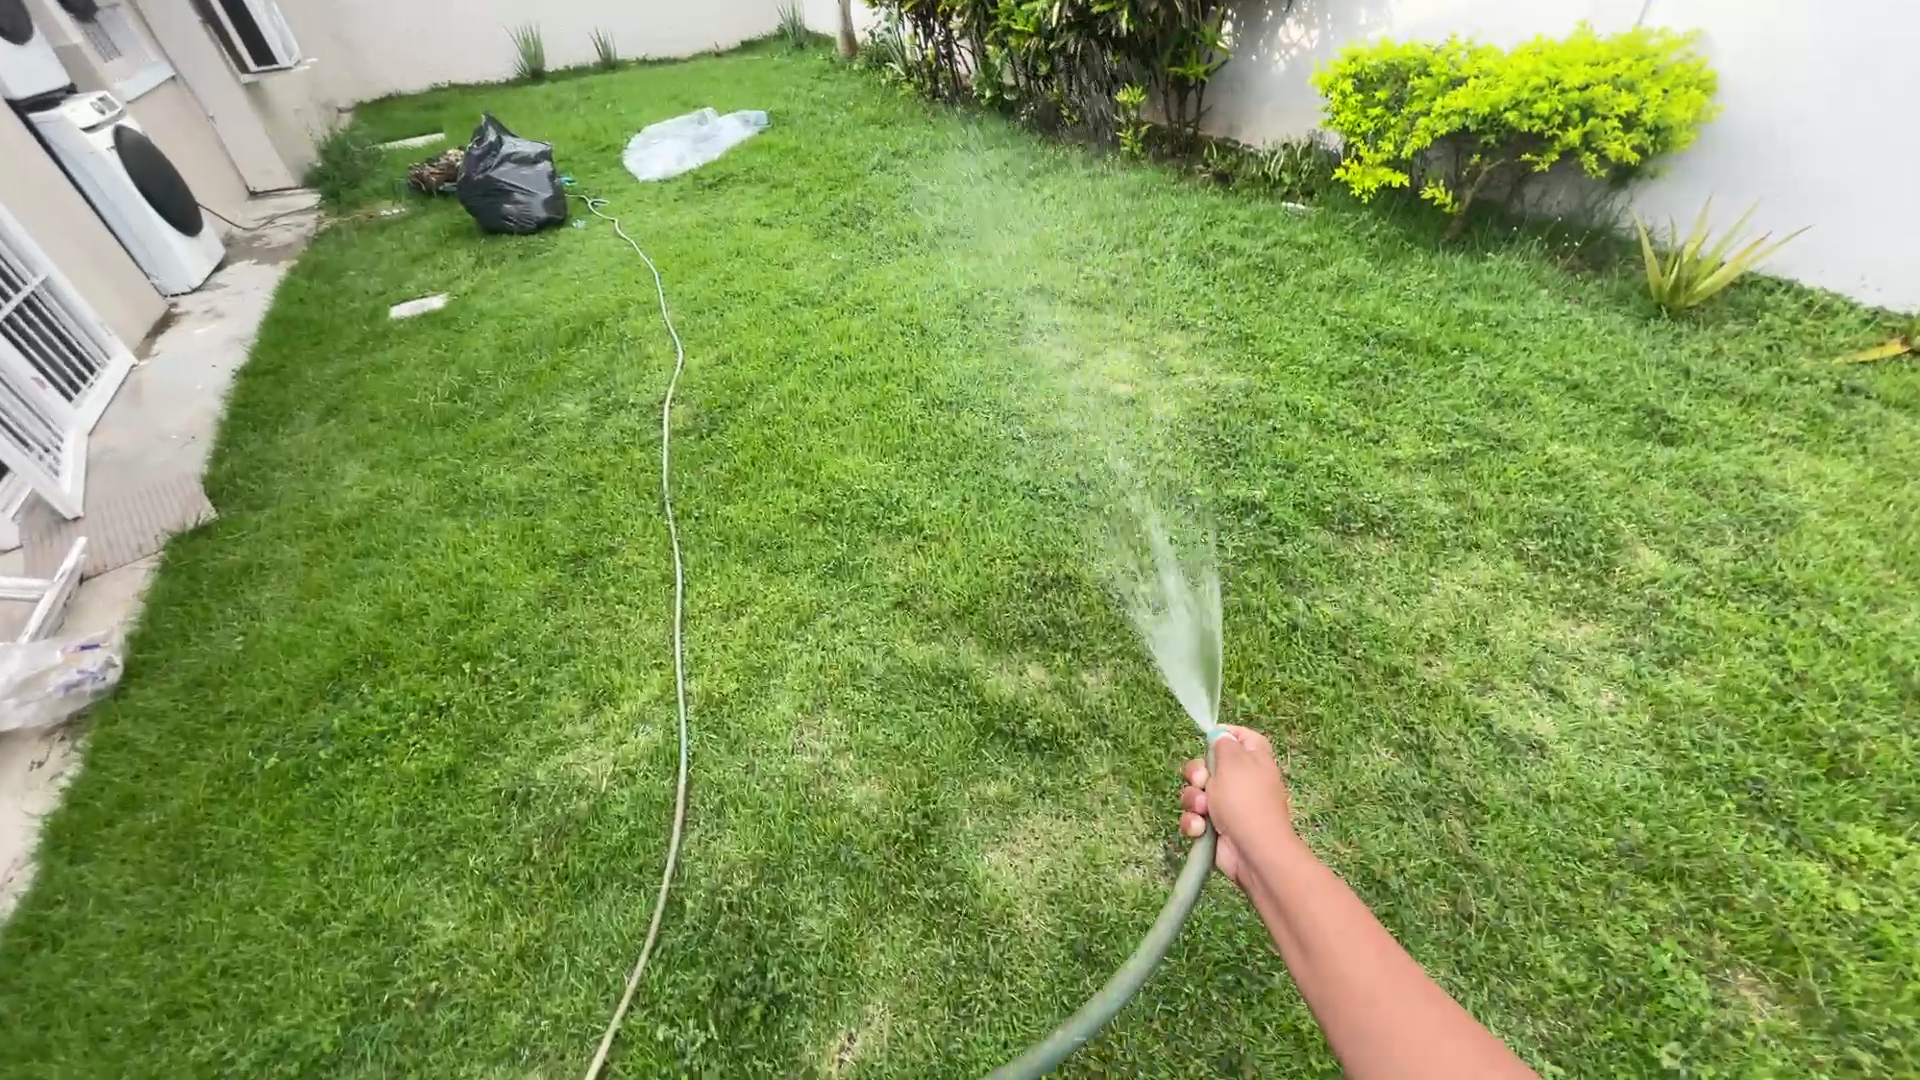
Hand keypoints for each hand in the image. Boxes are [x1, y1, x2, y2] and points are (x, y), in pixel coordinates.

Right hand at [1178, 724, 1293, 888]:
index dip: (1224, 734)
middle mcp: (1241, 780)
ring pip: (1196, 792)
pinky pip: (1194, 816)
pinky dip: (1194, 822)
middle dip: (1197, 773)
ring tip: (1202, 810)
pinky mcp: (1215, 827)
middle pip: (1208, 764)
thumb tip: (1220, 736)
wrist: (1252, 851)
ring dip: (1193, 800)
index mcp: (1253, 759)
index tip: (1208, 738)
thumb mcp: (1233, 760)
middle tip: (1201, 781)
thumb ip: (1223, 742)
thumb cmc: (1245, 800)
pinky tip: (1200, 828)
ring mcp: (1228, 805)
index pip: (1241, 736)